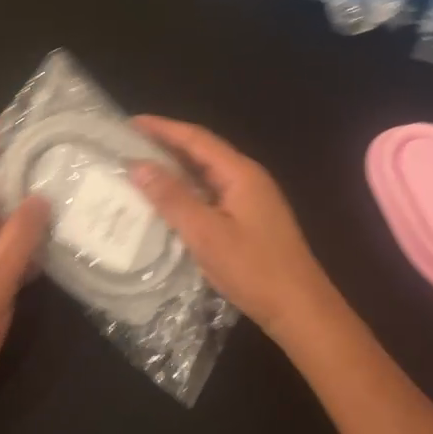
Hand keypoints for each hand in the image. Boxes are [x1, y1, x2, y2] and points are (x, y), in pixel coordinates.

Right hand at [129, 115, 337, 336]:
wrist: (301, 311)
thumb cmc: (254, 269)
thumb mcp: (206, 234)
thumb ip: (172, 198)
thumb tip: (138, 165)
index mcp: (240, 172)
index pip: (195, 138)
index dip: (162, 128)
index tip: (131, 123)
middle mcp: (247, 177)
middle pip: (202, 151)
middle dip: (167, 144)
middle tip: (131, 143)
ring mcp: (252, 199)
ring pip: (207, 173)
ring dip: (177, 167)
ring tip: (143, 167)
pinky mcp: (251, 219)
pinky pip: (213, 192)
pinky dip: (188, 190)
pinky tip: (170, 201)